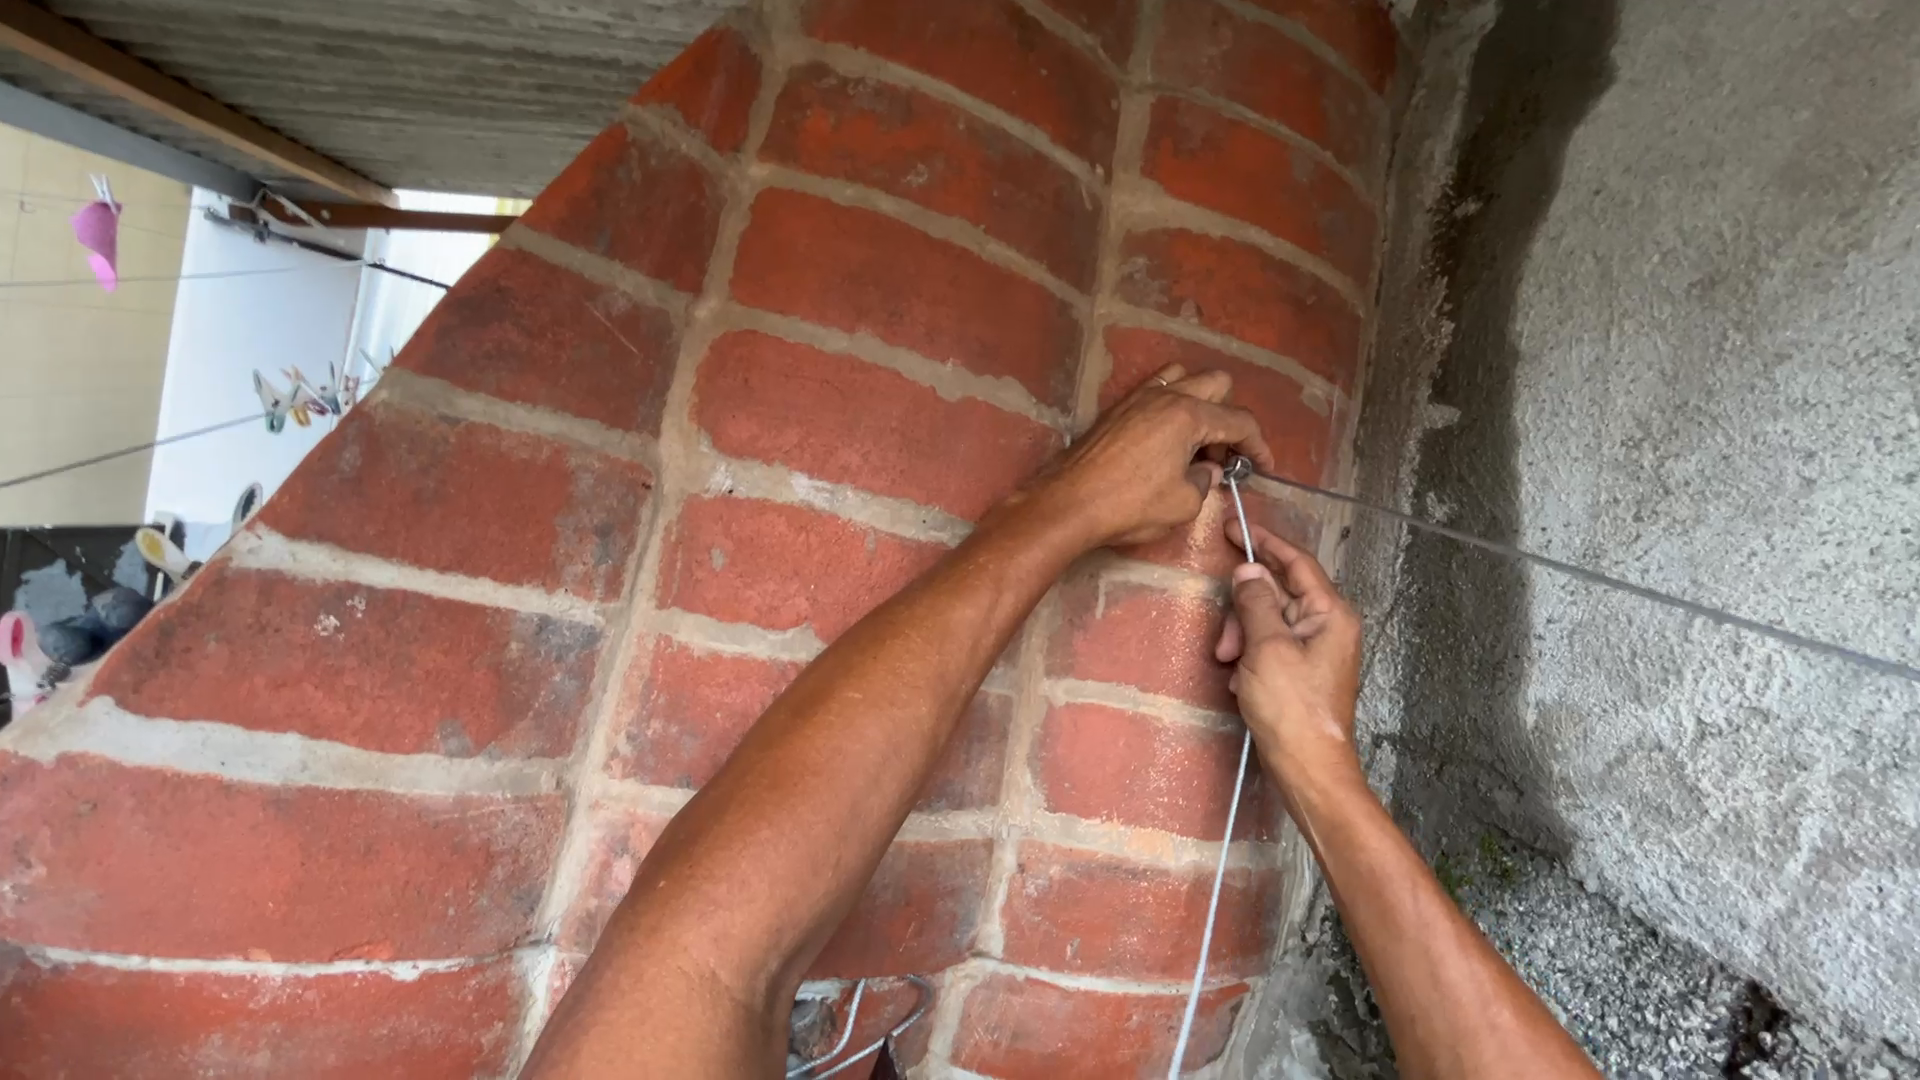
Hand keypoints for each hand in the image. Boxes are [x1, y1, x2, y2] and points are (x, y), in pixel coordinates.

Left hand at [1032, 365, 1274, 547]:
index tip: (1263, 468)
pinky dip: (1169, 405)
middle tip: (1222, 455)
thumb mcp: (1183, 504)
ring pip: (1182, 378)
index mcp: (1189, 415)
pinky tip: (1165, 439)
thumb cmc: (1129, 506)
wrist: (1068, 504)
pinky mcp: (1115, 410)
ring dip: (1198, 402)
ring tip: (1193, 442)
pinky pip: (1153, 391)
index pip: (1239, 421)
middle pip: (1216, 383)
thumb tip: (1206, 470)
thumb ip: (1204, 482)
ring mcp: (1137, 398)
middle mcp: (1165, 396)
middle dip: (1228, 416)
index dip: (1258, 445)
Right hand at [1215, 520, 1363, 807]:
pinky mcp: (1299, 671)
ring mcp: (1314, 650)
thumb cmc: (1291, 705)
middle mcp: (1326, 626)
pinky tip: (1241, 681)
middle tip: (1224, 641)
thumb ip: (1256, 602)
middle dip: (1244, 610)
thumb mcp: (1267, 646)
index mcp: (1329, 613)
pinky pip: (1267, 646)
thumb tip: (1248, 570)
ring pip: (1266, 621)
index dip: (1264, 541)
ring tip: (1230, 667)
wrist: (1307, 766)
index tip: (1232, 525)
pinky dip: (1248, 657)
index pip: (1295, 562)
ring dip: (1241, 637)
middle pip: (1276, 593)